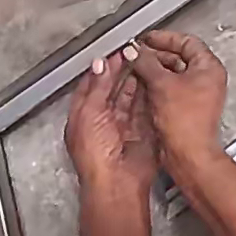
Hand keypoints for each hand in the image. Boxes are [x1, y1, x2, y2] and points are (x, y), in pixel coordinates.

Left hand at [65, 50, 157, 202]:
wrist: (117, 182)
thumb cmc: (95, 154)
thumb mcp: (89, 113)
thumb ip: (96, 87)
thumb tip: (99, 64)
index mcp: (83, 116)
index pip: (91, 86)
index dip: (102, 69)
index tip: (113, 53)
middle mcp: (103, 120)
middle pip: (112, 90)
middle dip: (120, 71)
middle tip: (131, 53)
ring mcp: (123, 126)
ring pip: (130, 97)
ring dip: (135, 80)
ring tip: (143, 62)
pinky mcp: (142, 132)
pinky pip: (146, 109)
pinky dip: (149, 95)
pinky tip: (152, 80)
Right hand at [129, 30, 227, 177]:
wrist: (188, 154)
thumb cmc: (186, 123)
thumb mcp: (161, 84)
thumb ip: (146, 63)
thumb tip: (135, 52)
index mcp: (209, 68)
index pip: (187, 41)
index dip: (165, 38)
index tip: (148, 38)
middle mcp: (206, 80)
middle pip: (179, 57)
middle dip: (156, 55)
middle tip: (138, 53)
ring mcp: (197, 95)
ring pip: (172, 74)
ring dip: (153, 70)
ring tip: (136, 68)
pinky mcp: (186, 108)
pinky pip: (169, 90)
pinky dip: (155, 85)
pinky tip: (140, 85)